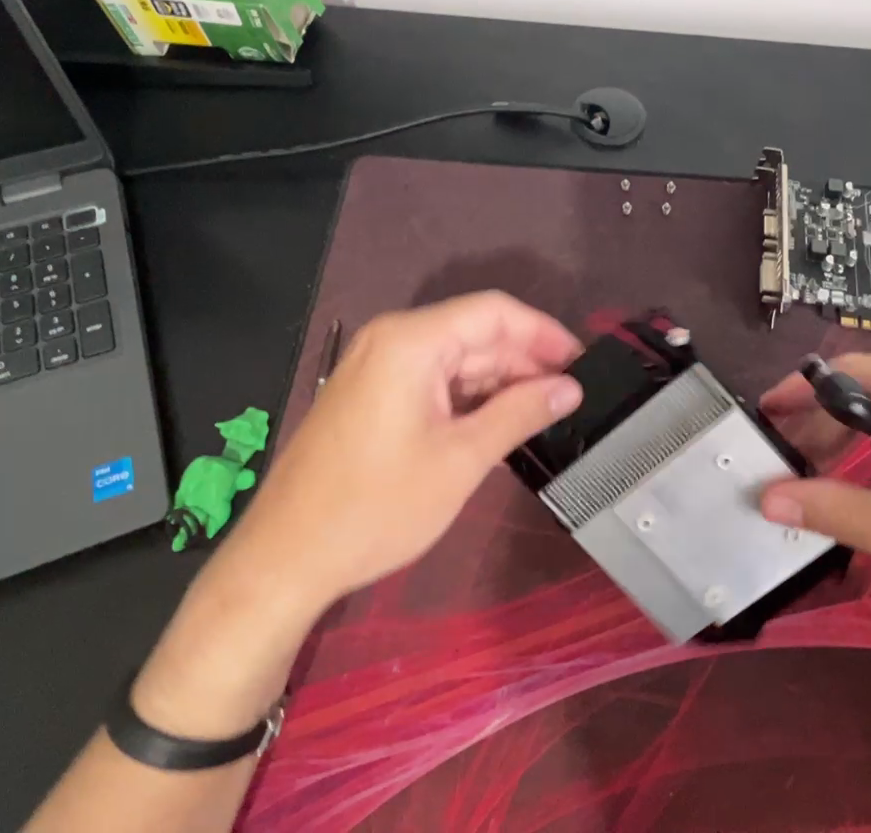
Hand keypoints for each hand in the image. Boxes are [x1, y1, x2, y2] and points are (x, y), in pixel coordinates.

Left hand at [230, 291, 583, 609]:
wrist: (287, 557)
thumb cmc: (377, 506)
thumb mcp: (462, 459)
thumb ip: (521, 413)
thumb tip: (570, 388)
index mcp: (410, 342)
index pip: (493, 312)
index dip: (544, 332)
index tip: (582, 361)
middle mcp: (390, 342)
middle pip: (474, 334)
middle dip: (524, 361)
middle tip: (569, 396)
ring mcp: (375, 369)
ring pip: (454, 360)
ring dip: (499, 382)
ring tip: (544, 413)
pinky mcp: (370, 397)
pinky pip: (431, 382)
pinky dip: (468, 398)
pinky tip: (500, 423)